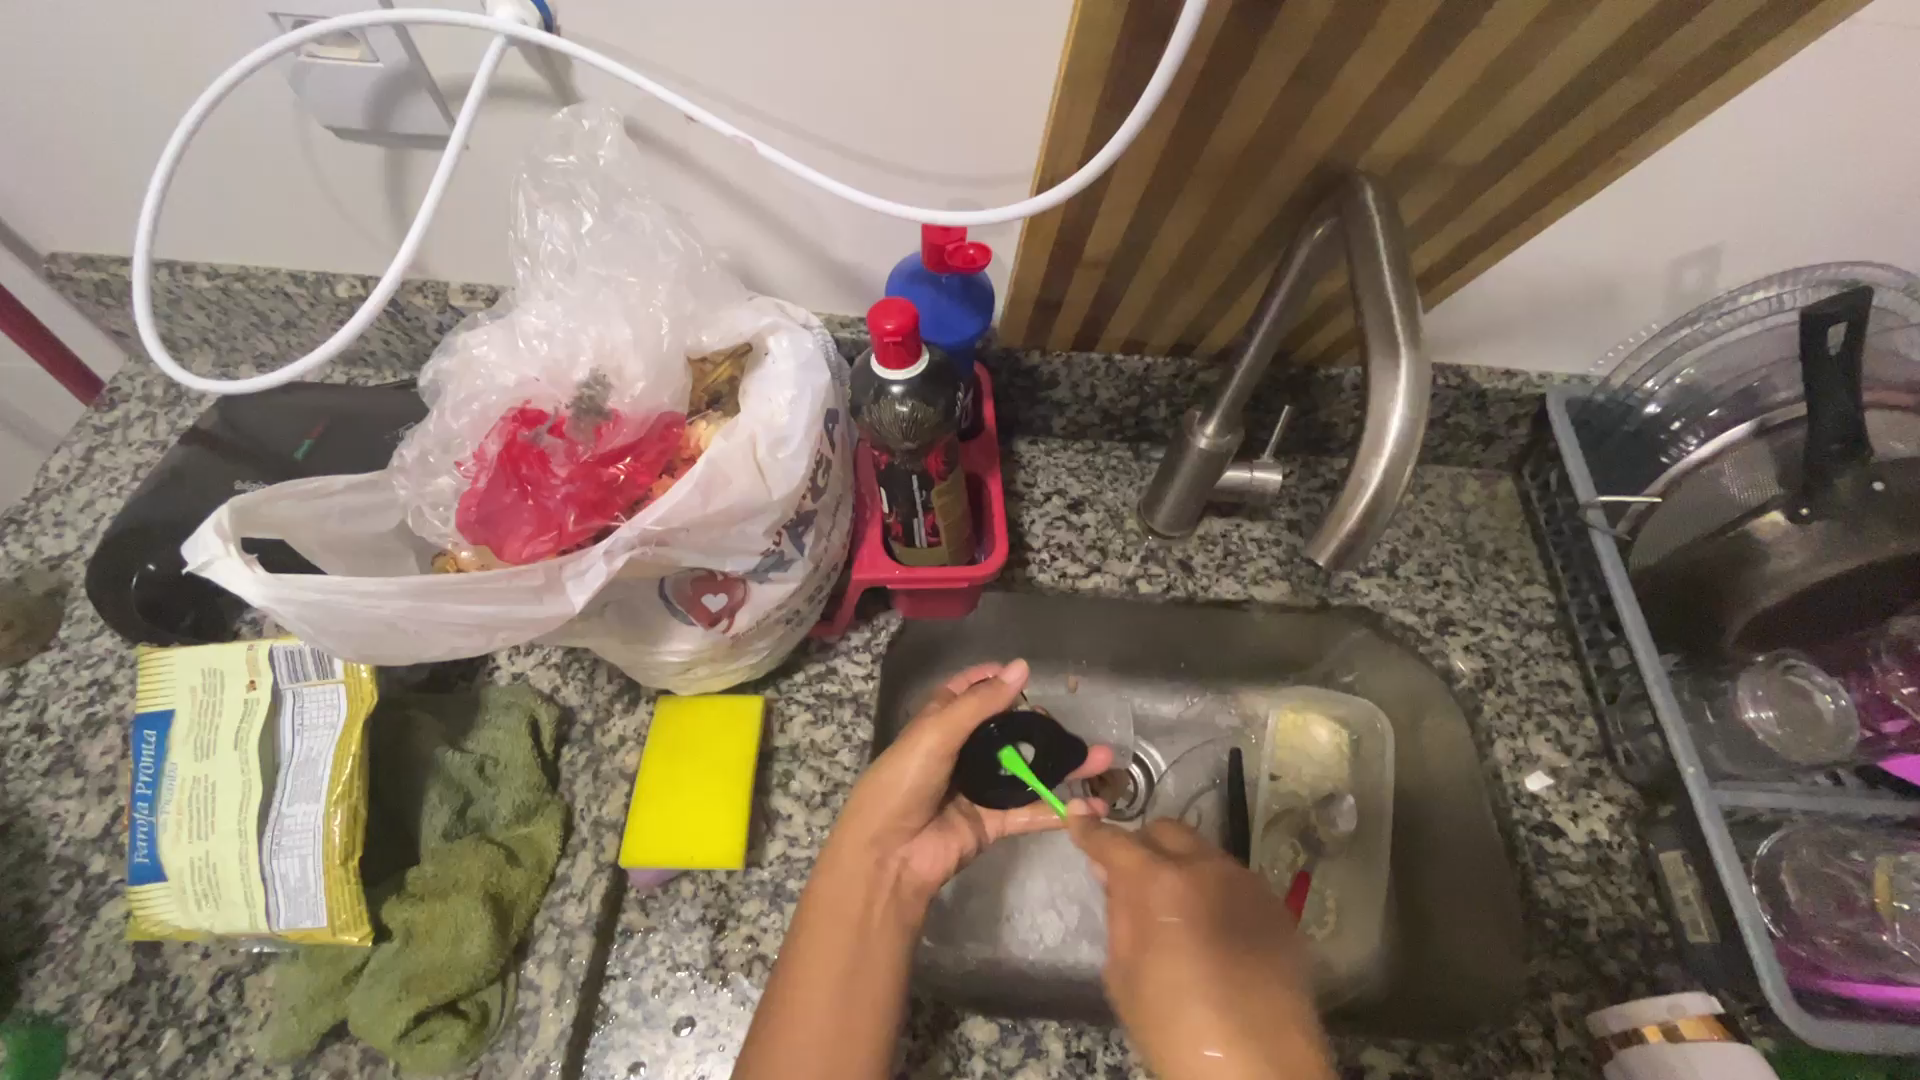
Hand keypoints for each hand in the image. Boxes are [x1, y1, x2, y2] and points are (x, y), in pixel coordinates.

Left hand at [824, 659, 1113, 905]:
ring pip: (1027, 771)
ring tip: (1101, 759)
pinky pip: (1030, 811)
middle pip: (1007, 732)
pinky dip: (1059, 809)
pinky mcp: (992, 823)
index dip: (994, 681)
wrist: (886, 856)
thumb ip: (981, 703)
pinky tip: (1091, 806)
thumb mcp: (936, 733)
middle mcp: (961, 752)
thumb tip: (1021, 668)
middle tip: (1067, 726)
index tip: (1027, 676)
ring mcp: (979, 789)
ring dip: (1062, 765)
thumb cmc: (903, 782)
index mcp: (939, 724)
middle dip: (1039, 727)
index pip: (968, 693)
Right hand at [1070, 817, 1334, 1079]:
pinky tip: (1216, 932)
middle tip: (1134, 879)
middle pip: (1164, 830)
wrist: (1261, 1073)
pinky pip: (1235, 882)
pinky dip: (1216, 892)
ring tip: (1179, 910)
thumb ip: (1118, 913)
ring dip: (1182, 867)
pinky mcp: (1276, 907)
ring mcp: (1246, 883)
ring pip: (1204, 852)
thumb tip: (1113, 877)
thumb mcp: (1123, 974)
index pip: (1113, 841)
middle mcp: (1205, 868)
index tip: (1077, 818)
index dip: (1090, 829)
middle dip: (1143, 845)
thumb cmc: (1175, 1029)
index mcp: (1158, 883)